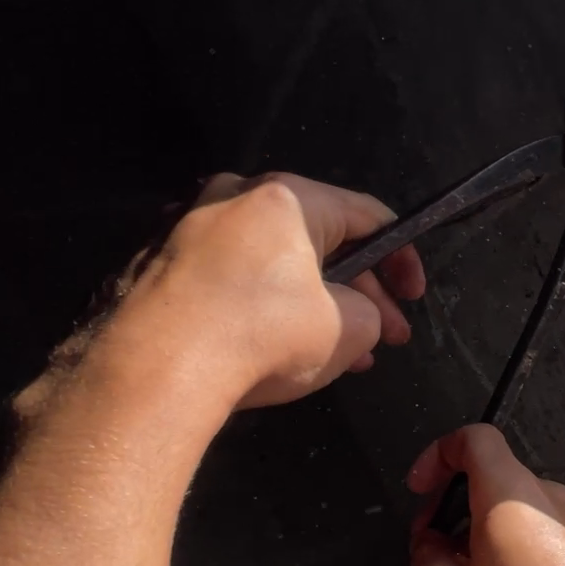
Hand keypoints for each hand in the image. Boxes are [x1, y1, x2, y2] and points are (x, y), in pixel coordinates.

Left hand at [105, 172, 426, 408]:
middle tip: (385, 337)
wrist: (150, 368)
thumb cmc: (265, 334)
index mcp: (287, 199)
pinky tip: (282, 350)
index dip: (404, 259)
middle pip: (321, 241)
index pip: (369, 215)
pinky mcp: (151, 263)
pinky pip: (233, 278)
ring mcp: (184, 227)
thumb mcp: (352, 327)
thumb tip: (353, 313)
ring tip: (343, 354)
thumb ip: (369, 311)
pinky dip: (268, 308)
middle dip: (362, 292)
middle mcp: (232, 197)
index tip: (413, 298)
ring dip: (319, 305)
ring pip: (277, 263)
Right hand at [404, 425, 564, 565]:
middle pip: (484, 486)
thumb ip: (425, 560)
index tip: (418, 491)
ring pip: (502, 523)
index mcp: (510, 491)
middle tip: (424, 560)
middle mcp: (544, 497)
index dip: (436, 455)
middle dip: (444, 520)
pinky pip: (525, 545)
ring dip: (466, 552)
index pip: (473, 438)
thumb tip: (432, 548)